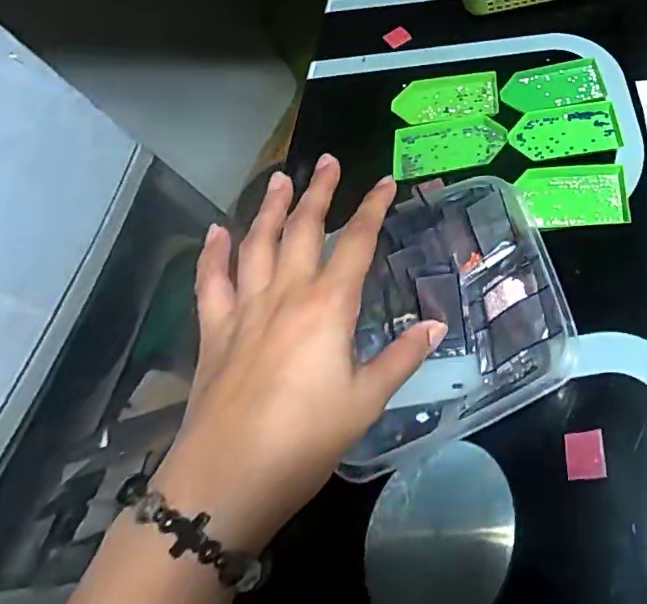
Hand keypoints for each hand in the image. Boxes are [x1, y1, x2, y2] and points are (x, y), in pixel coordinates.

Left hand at [151, 158, 440, 552]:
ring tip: (279, 179)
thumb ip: (401, 357)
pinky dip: (213, 254)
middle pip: (304, 230)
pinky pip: (211, 283)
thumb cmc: (304, 438)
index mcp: (328, 306)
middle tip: (326, 161)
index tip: (386, 182)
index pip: (358, 242)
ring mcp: (245, 312)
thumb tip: (435, 324)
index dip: (373, 208)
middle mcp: (286, 296)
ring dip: (269, 209)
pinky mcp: (214, 335)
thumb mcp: (366, 400)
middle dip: (318, 192)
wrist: (221, 484)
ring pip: (257, 245)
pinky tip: (217, 232)